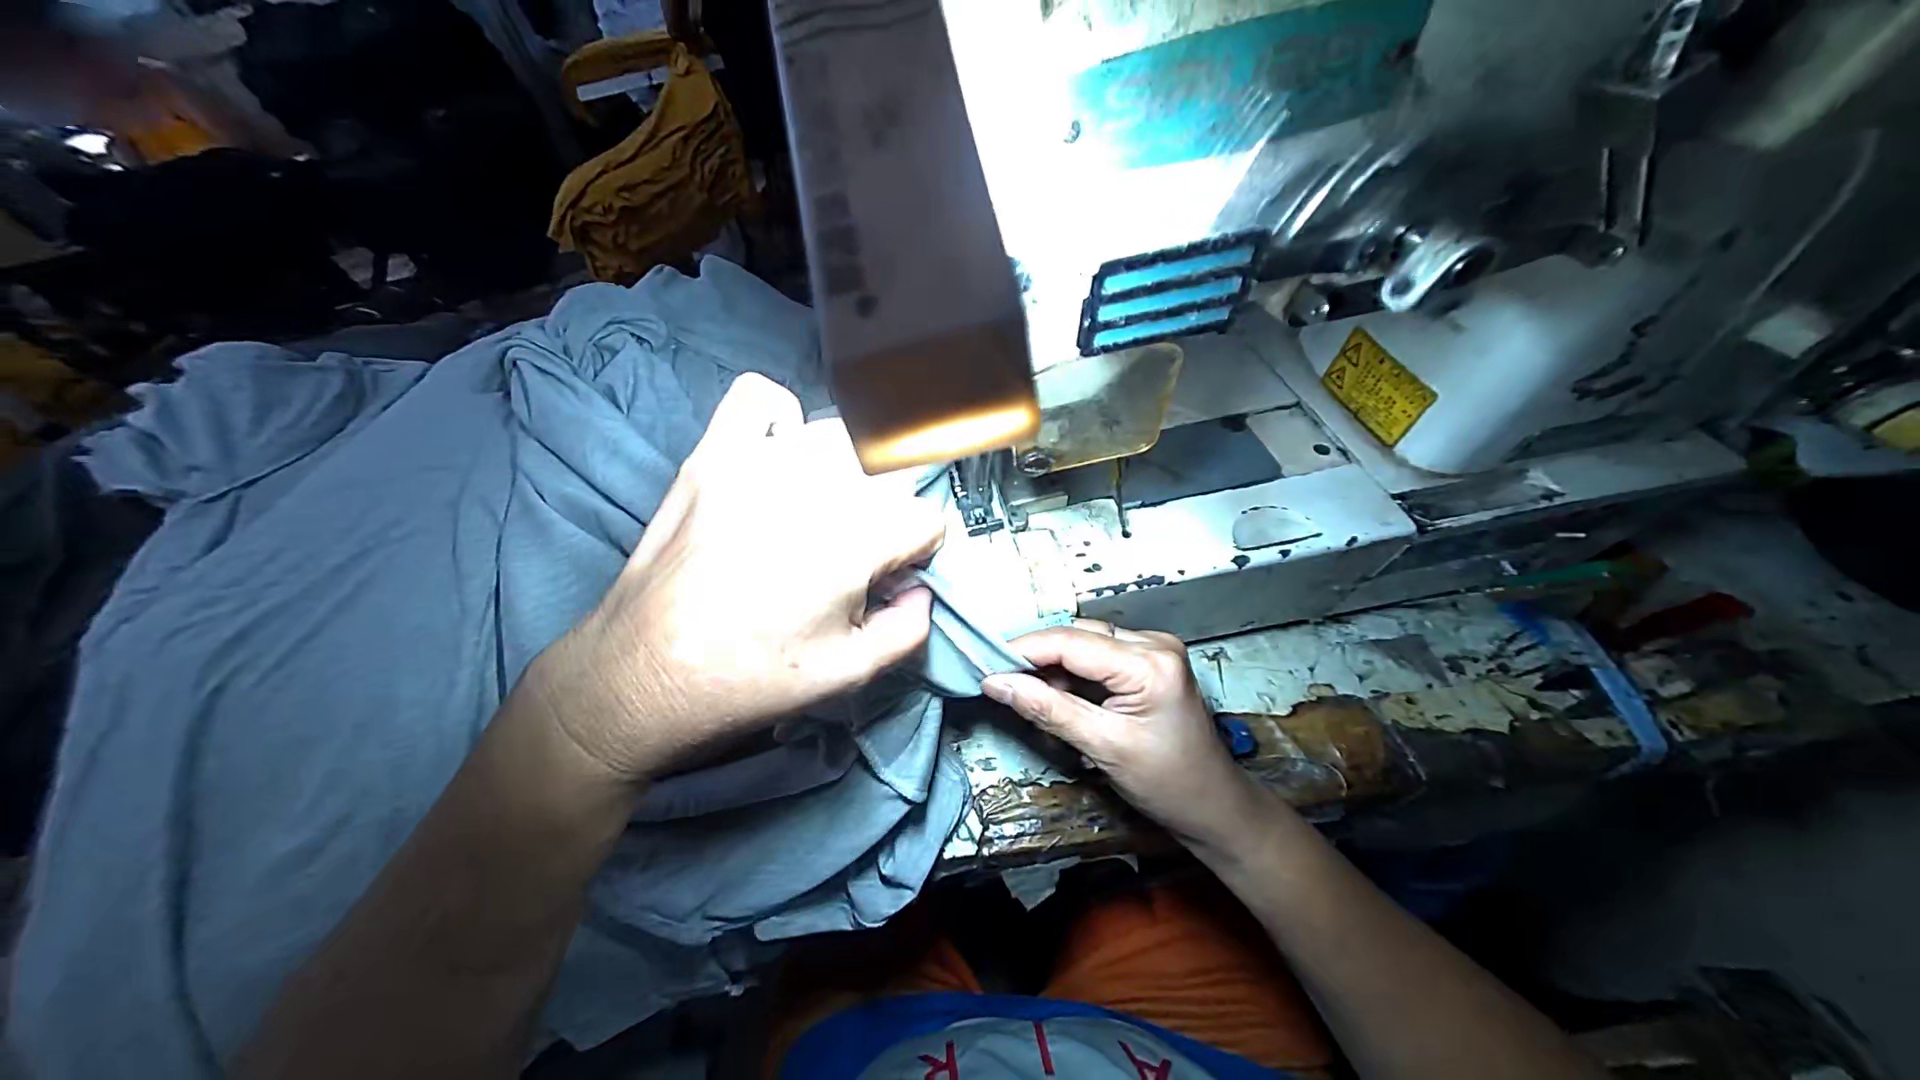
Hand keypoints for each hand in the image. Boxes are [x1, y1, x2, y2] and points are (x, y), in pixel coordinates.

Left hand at [525, 373, 945, 782]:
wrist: (639, 675)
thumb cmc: (747, 681)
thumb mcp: (845, 675)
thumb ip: (907, 630)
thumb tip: (922, 591)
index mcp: (851, 544)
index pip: (927, 517)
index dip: (923, 549)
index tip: (900, 570)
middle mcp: (811, 488)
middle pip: (890, 473)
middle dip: (890, 512)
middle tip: (862, 551)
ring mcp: (755, 462)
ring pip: (837, 437)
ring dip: (848, 473)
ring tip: (823, 513)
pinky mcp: (712, 455)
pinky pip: (761, 398)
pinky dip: (782, 418)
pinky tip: (780, 456)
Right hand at [981, 622, 1273, 850]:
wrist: (1214, 805)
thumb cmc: (1167, 783)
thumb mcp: (1101, 746)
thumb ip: (1046, 708)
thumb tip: (996, 682)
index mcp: (1149, 662)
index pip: (1071, 641)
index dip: (1024, 651)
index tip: (985, 666)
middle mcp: (1155, 643)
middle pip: (1078, 636)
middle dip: (1038, 659)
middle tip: (1003, 683)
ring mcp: (1156, 649)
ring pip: (1085, 643)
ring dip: (1055, 667)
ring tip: (1032, 698)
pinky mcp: (1152, 661)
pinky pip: (1100, 654)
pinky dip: (1074, 674)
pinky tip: (1060, 697)